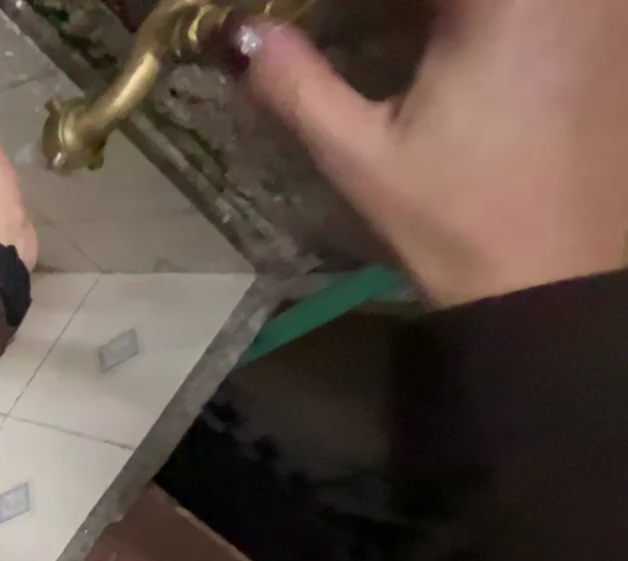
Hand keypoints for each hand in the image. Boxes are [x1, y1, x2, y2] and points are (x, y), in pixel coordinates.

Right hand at [236, 3, 627, 307]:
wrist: (549, 265)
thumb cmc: (447, 214)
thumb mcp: (355, 153)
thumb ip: (296, 84)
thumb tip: (240, 36)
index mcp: (505, 3)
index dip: (338, 2)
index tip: (290, 18)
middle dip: (378, 8)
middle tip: (330, 27)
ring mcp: (603, 7)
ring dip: (418, 15)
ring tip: (366, 34)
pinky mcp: (610, 28)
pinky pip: (528, 4)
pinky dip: (463, 21)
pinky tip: (433, 46)